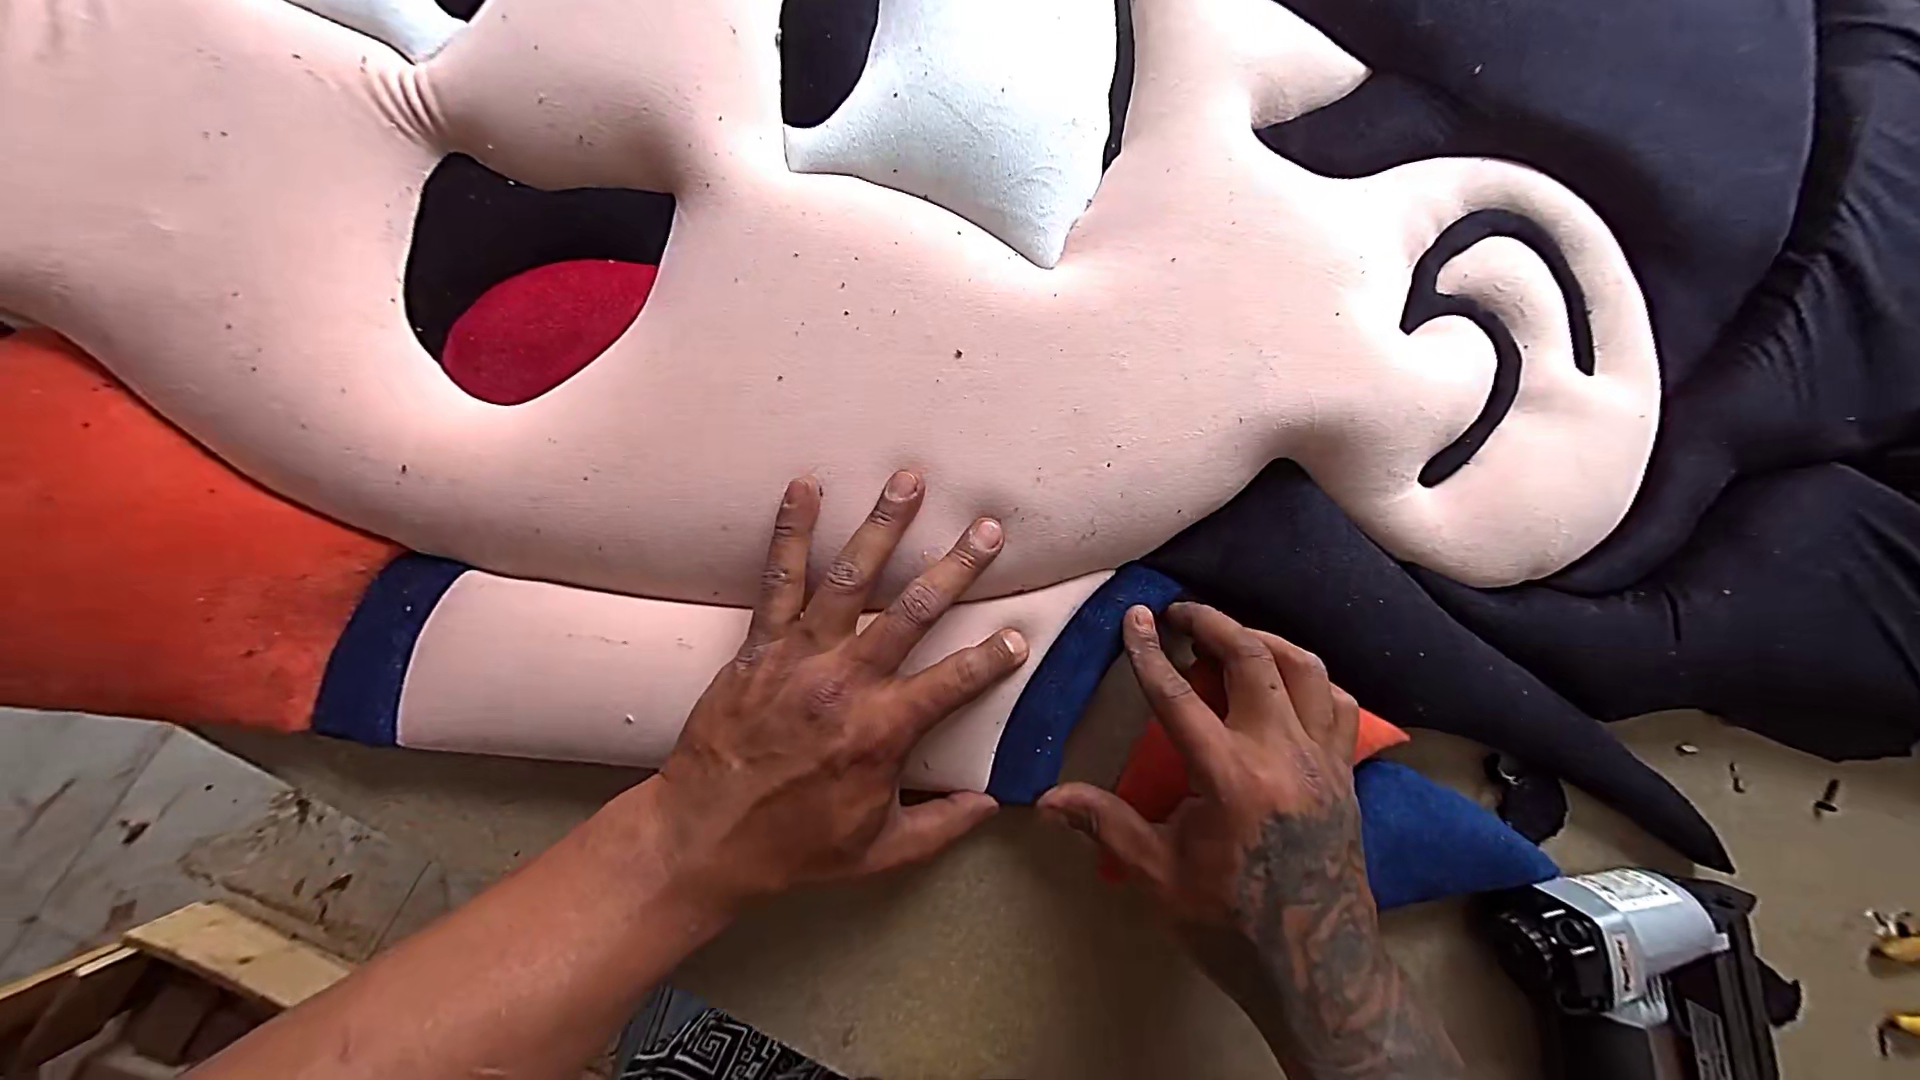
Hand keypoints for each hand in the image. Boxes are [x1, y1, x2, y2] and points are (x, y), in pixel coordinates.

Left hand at [655, 471, 1029, 912]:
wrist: (700, 838)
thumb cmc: (793, 847)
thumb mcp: (879, 853)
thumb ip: (942, 828)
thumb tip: (994, 805)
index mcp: (883, 731)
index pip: (955, 682)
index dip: (994, 659)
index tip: (1019, 636)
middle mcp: (848, 682)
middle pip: (914, 612)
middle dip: (957, 568)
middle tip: (988, 530)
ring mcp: (802, 655)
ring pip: (851, 579)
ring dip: (883, 527)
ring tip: (908, 481)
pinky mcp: (761, 644)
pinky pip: (778, 579)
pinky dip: (791, 531)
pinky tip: (804, 487)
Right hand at [1040, 603, 1463, 1079]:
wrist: (1321, 971)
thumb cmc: (1231, 921)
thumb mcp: (1157, 874)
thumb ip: (1104, 824)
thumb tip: (1044, 801)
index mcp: (1231, 778)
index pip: (1179, 696)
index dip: (1149, 651)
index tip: (1135, 616)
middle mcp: (1283, 756)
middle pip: (1253, 660)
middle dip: (1213, 623)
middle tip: (1180, 612)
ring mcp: (1324, 761)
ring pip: (1305, 670)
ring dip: (1263, 639)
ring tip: (1230, 636)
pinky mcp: (1347, 773)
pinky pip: (1337, 704)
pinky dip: (1307, 678)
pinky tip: (1280, 682)